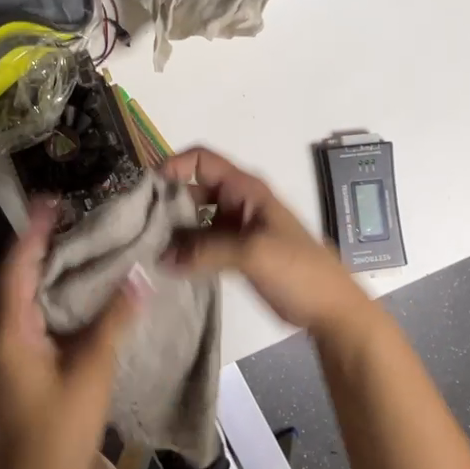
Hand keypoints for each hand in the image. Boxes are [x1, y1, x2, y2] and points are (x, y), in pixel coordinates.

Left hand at [0, 200, 146, 468]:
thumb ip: (114, 320)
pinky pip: (37, 311)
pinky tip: (85, 285)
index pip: (20, 265)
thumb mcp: (91, 371)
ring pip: (30, 293)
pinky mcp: (22, 359)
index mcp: (10, 328)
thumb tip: (140, 274)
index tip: (52, 198)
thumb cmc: (58, 429)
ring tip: (87, 238)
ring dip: (53, 266)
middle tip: (80, 212)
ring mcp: (9, 347)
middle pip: (22, 274)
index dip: (35, 230)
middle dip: (47, 241)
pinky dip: (58, 291)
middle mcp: (2, 331)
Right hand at [163, 147, 369, 337]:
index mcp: (246, 189)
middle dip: (166, 201)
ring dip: (173, 229)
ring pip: (195, 217)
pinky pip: (202, 241)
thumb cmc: (299, 270)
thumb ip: (206, 251)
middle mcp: (238, 201)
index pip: (202, 159)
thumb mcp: (253, 254)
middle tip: (139, 226)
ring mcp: (237, 227)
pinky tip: (167, 265)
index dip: (173, 165)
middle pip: (193, 187)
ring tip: (146, 248)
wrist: (331, 308)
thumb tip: (162, 257)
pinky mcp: (235, 252)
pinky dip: (185, 249)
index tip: (147, 190)